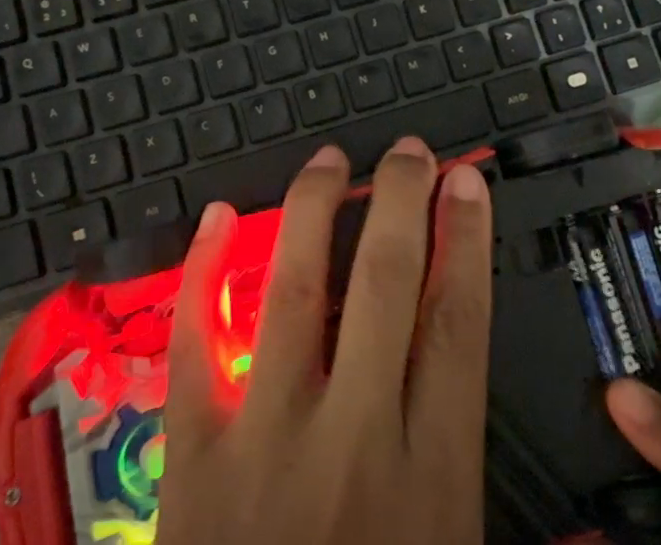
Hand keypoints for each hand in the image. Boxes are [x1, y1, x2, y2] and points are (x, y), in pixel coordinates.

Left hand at [156, 138, 493, 544]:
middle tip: (407, 153)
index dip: (465, 239)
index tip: (465, 184)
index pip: (456, 321)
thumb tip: (466, 352)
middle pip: (385, 285)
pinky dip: (206, 273)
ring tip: (332, 162)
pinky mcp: (194, 453)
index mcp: (430, 467)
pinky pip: (197, 343)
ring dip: (317, 211)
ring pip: (297, 291)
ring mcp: (266, 436)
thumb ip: (460, 452)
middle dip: (401, 202)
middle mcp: (353, 435)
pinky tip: (223, 216)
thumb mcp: (449, 539)